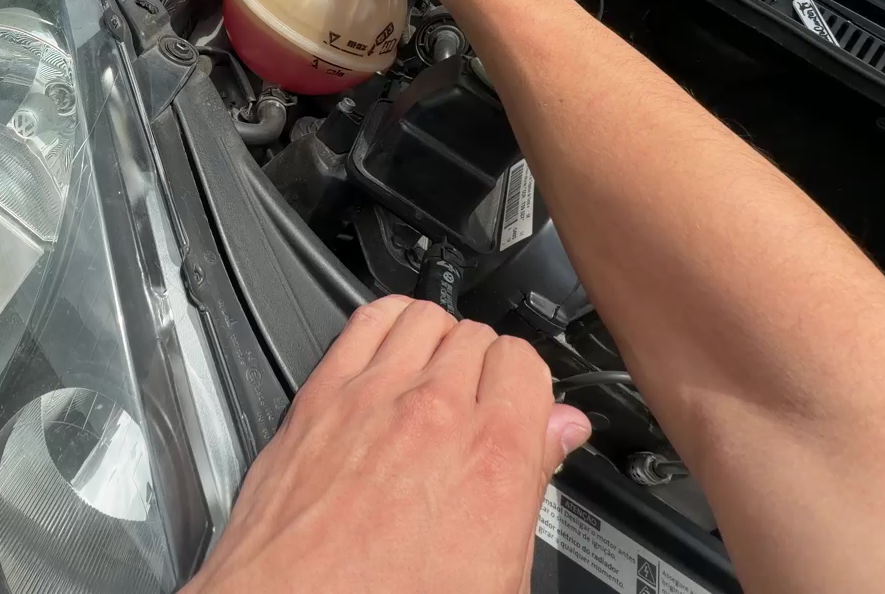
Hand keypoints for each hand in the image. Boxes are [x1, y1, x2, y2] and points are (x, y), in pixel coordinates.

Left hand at [183, 296, 592, 593]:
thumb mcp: (498, 575)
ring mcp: (374, 392)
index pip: (525, 363)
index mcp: (491, 456)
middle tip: (475, 396)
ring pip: (425, 316)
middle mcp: (434, 410)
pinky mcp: (324, 388)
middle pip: (477, 336)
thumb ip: (535, 480)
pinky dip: (386, 319)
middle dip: (483, 362)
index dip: (526, 383)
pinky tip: (390, 344)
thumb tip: (559, 430)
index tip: (519, 401)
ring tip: (435, 369)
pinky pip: (365, 320)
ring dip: (438, 336)